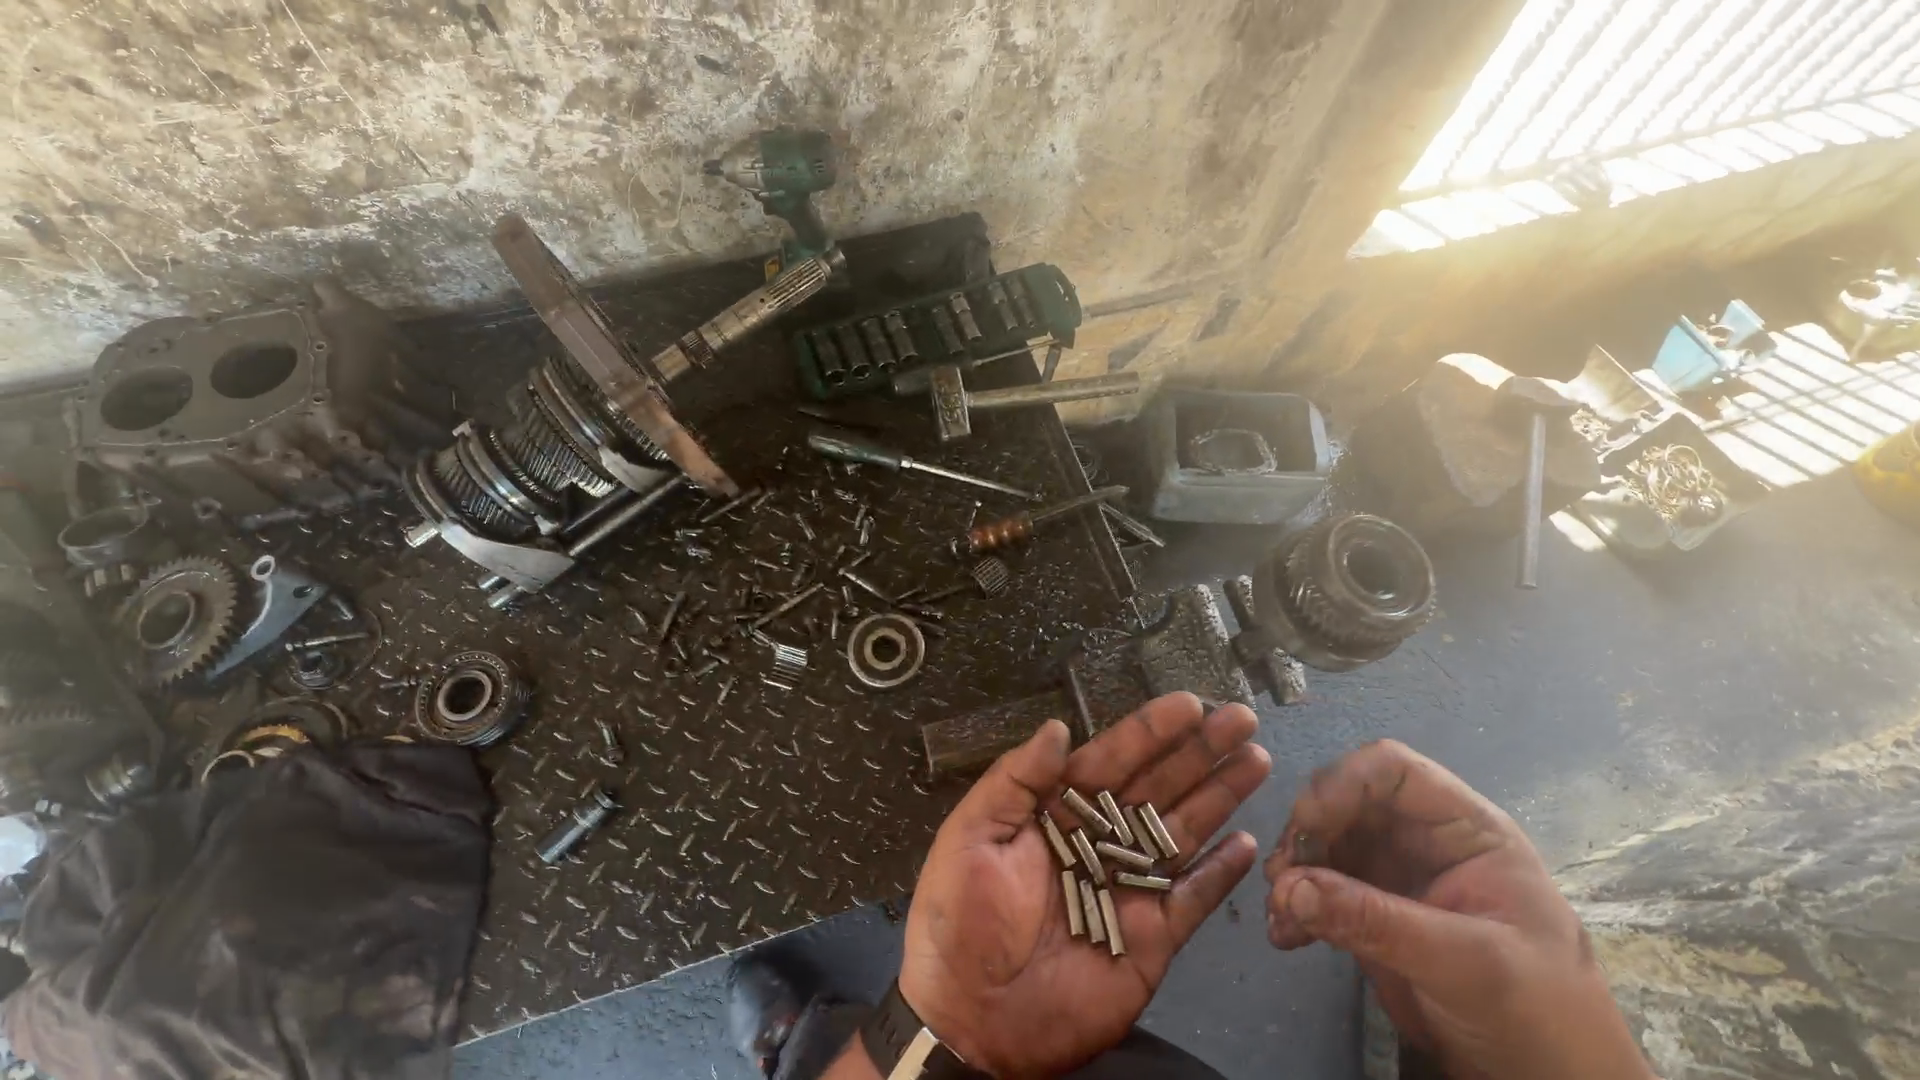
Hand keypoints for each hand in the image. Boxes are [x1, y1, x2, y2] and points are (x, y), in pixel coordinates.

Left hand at [898, 693, 1270, 1078]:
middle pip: (1156, 787)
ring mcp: (1128, 888)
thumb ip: (1015, 779)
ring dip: (1219, 796)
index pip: (1110, 761)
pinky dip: (1220, 873)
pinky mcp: (1152, 937)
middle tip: (1240, 717)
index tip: (1188, 703)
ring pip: (1182, 831)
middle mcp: (1097, 842)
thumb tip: (1059, 727)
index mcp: (1054, 814)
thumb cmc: (960, 921)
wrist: (972, 1023)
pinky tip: (1246, 842)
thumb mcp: (971, 836)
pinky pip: (1193, 899)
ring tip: (1256, 758)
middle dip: (1198, 752)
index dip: (1148, 732)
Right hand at [1263, 740, 1652, 1079]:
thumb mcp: (1468, 964)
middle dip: (1308, 833)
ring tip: (1280, 914)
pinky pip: (1318, 891)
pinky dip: (1293, 906)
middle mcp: (1423, 841)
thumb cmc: (1540, 1016)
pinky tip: (1285, 936)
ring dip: (1293, 871)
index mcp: (1465, 830)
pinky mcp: (1371, 916)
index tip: (1308, 827)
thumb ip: (1378, 922)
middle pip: (1345, 802)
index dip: (1343, 784)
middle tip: (1282, 878)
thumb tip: (1286, 886)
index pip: (1392, 771)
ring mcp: (1394, 877)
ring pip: (1324, 844)